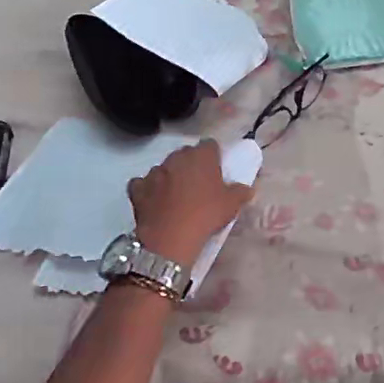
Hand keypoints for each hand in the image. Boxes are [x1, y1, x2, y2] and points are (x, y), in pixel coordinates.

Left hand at [127, 139, 253, 264]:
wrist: (170, 238)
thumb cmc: (206, 214)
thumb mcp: (232, 204)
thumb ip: (241, 192)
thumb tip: (246, 189)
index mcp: (201, 156)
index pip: (209, 144)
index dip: (214, 155)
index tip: (218, 168)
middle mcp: (176, 158)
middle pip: (186, 154)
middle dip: (192, 164)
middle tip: (200, 183)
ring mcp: (154, 172)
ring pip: (164, 168)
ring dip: (171, 176)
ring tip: (177, 195)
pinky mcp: (137, 189)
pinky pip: (143, 184)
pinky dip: (149, 189)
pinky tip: (155, 200)